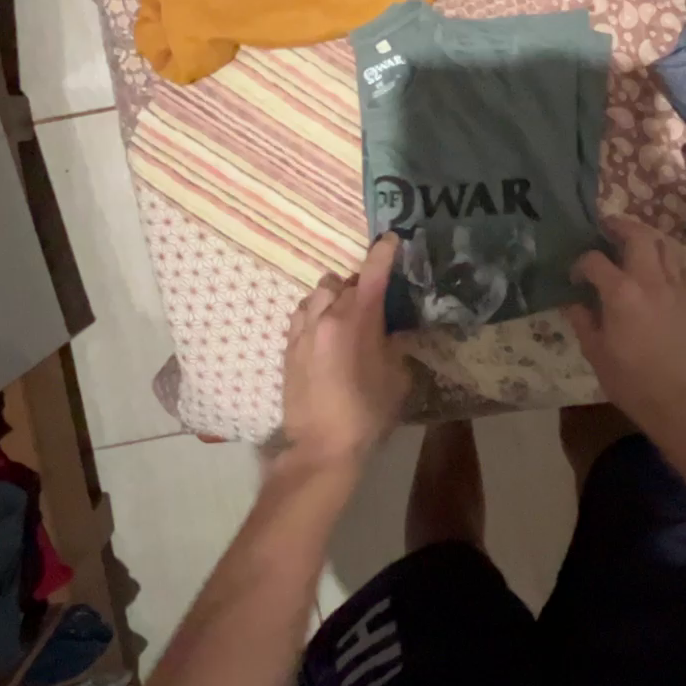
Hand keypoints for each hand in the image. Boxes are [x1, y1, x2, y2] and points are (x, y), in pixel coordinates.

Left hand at [279, 234, 407, 467]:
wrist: (322, 446)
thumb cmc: (368, 413)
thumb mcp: (396, 376)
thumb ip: (394, 344)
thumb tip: (390, 330)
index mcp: (357, 320)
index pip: (373, 273)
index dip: (383, 252)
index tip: (391, 239)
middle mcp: (326, 316)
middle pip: (344, 281)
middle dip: (360, 284)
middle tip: (374, 300)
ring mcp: (303, 330)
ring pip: (318, 293)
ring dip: (334, 295)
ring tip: (345, 313)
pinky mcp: (289, 346)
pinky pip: (302, 313)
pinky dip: (316, 312)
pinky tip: (324, 330)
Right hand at [563, 217, 685, 429]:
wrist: (680, 402)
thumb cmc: (631, 381)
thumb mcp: (595, 352)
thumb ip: (582, 321)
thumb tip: (574, 303)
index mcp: (621, 292)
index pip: (594, 260)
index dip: (580, 264)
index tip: (575, 277)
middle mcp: (651, 281)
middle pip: (638, 235)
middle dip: (620, 226)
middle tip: (607, 227)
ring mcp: (678, 288)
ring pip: (666, 246)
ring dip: (648, 239)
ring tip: (635, 244)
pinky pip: (685, 270)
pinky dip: (671, 263)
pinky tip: (662, 274)